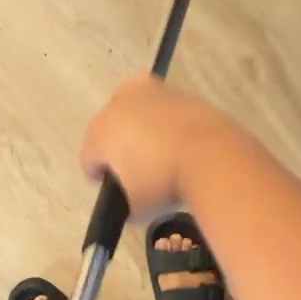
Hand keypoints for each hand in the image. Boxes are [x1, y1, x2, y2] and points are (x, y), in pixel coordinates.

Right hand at [80, 75, 244, 219]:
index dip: (101, 178)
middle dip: (118, 149)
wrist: (211, 155)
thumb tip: (126, 203)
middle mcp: (118, 103)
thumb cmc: (163, 183)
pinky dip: (163, 125)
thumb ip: (121, 205)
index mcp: (100, 132)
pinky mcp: (176, 90)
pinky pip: (160, 111)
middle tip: (136, 172)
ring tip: (157, 156)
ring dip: (139, 132)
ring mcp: (149, 91)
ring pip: (134, 115)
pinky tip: (176, 143)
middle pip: (110, 131)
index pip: (89, 159)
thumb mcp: (136, 209)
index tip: (115, 191)